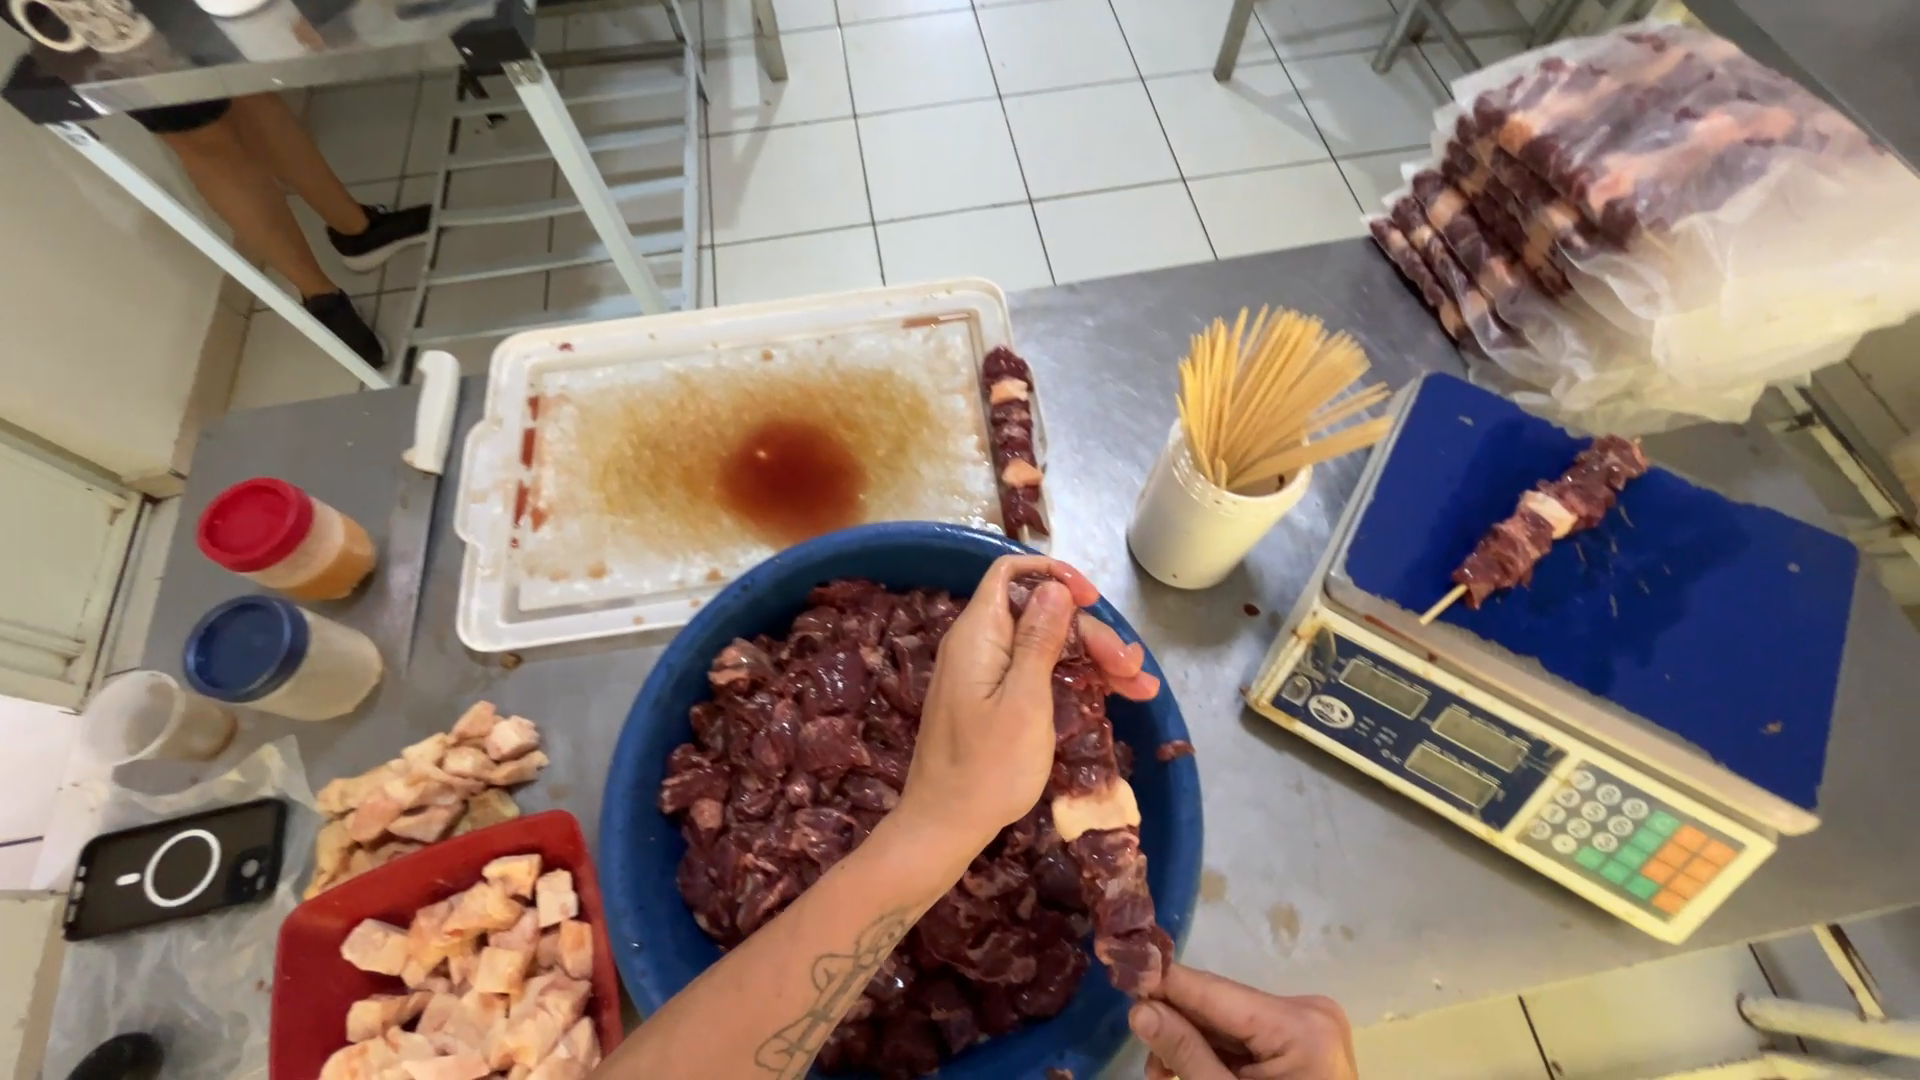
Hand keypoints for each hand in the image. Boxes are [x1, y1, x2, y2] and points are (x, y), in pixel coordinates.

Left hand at [899, 555, 1161, 850]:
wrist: (945, 826)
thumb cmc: (988, 767)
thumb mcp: (1024, 701)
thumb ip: (1038, 639)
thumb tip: (1053, 585)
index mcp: (978, 634)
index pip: (1010, 574)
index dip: (1053, 576)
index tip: (1092, 601)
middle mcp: (979, 645)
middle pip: (1039, 614)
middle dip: (1088, 633)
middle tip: (1131, 667)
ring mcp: (986, 673)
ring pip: (1045, 646)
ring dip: (1092, 659)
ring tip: (1140, 686)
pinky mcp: (994, 699)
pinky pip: (1036, 673)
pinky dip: (1074, 681)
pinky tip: (1116, 695)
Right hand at [1129, 964, 1355, 1079]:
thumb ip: (1184, 1054)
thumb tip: (1137, 1009)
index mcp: (1299, 1025)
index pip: (1210, 989)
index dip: (1161, 982)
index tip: (1120, 974)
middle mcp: (1308, 1011)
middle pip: (1217, 1006)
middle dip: (1177, 1029)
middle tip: (1147, 1064)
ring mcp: (1309, 1026)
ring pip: (1227, 1021)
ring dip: (1192, 1044)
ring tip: (1164, 1075)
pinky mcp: (1305, 1042)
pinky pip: (1246, 1037)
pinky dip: (1217, 1055)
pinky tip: (1191, 1071)